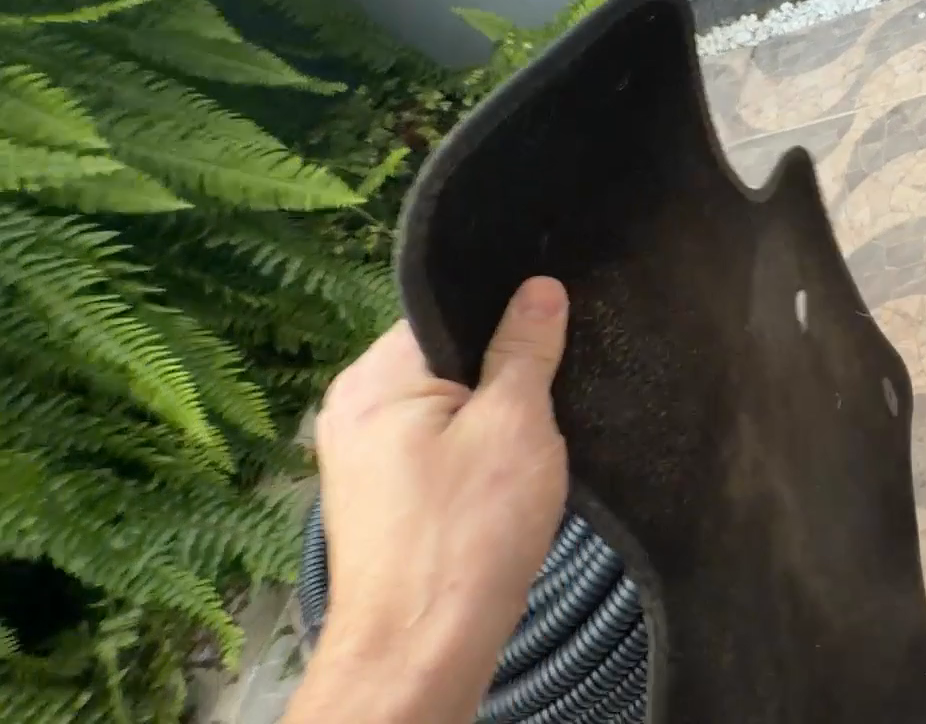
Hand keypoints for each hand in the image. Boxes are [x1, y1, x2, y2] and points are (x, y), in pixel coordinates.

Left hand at [285, 277, 570, 723]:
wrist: (427, 644)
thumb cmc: (471, 523)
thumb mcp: (515, 420)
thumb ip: (525, 347)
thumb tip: (540, 286)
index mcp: (375, 379)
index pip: (447, 313)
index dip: (507, 310)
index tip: (560, 316)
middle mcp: (356, 407)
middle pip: (450, 355)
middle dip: (507, 361)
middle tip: (564, 367)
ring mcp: (367, 454)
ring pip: (452, 399)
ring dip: (500, 404)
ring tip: (547, 411)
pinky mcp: (388, 490)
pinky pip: (445, 436)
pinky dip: (483, 437)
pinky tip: (518, 454)